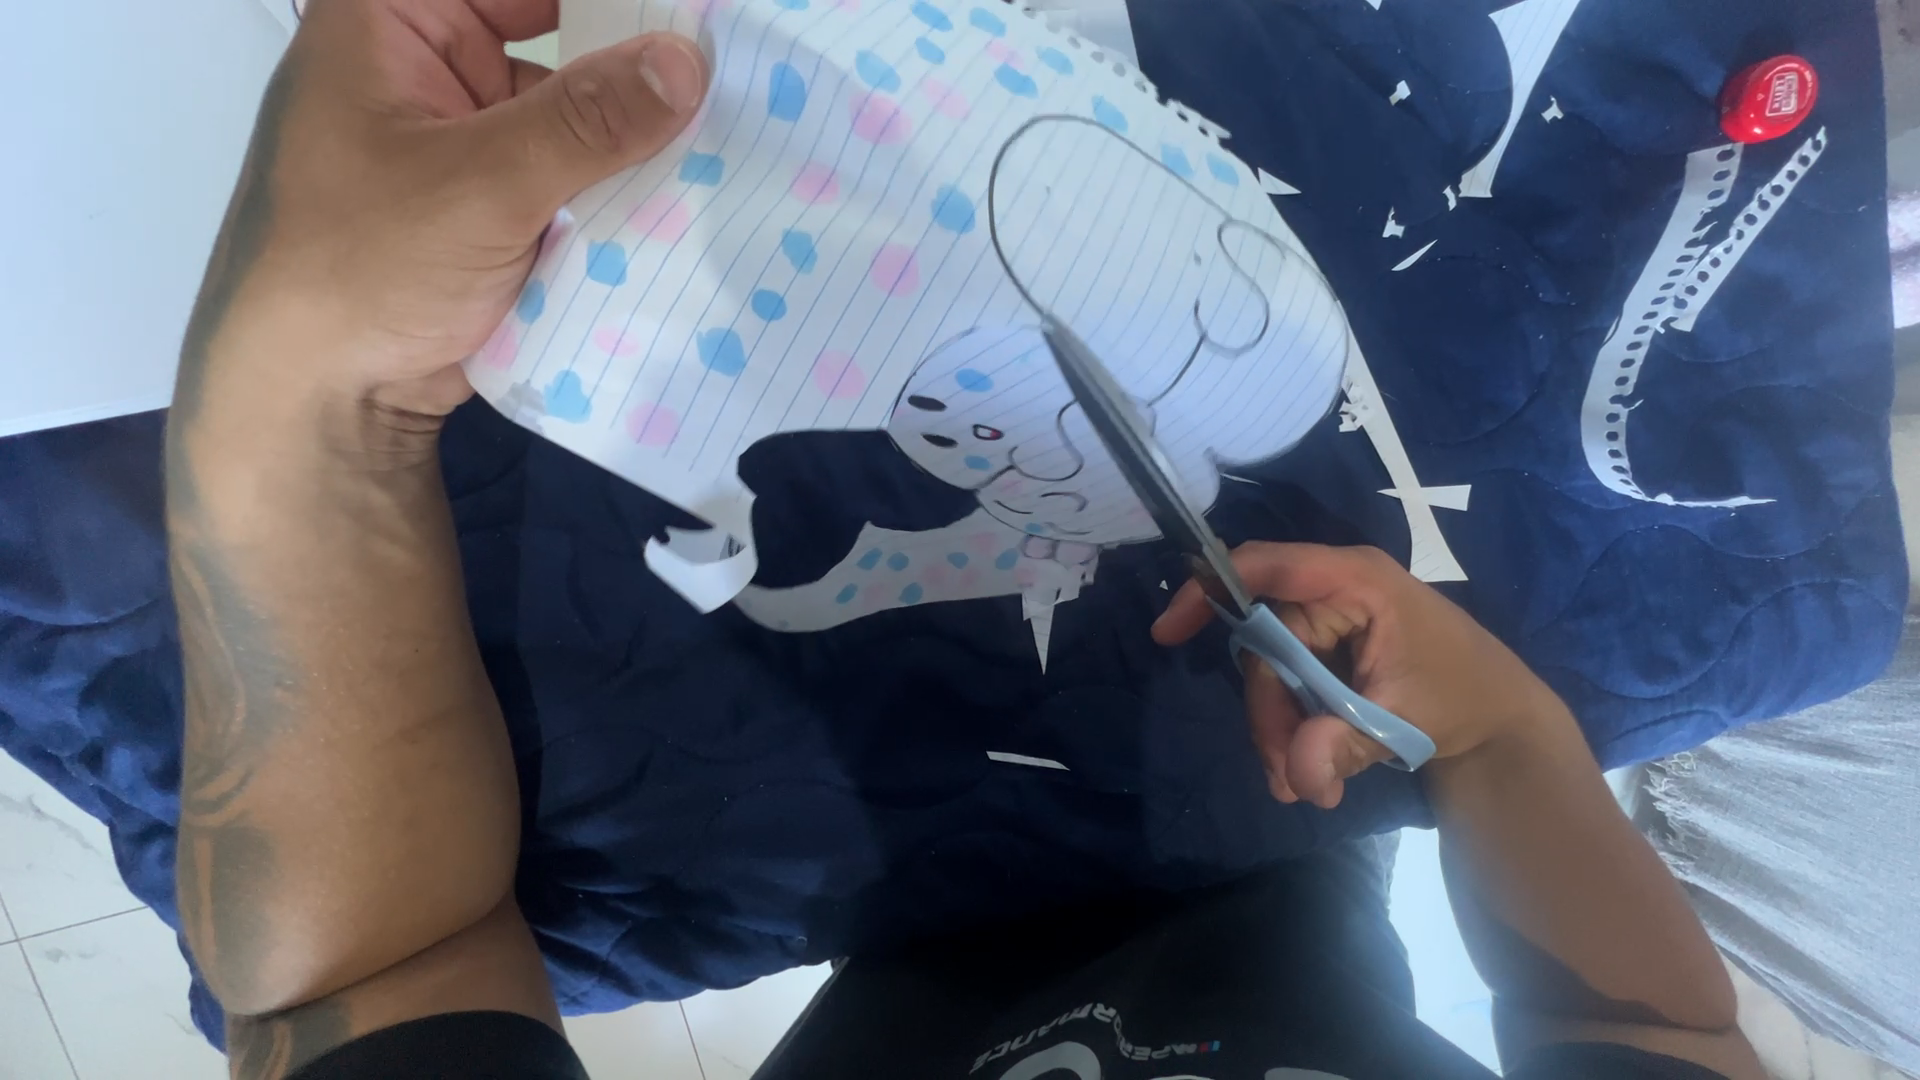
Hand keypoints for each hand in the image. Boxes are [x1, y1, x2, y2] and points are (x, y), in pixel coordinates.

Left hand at [175, 0, 708, 453]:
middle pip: (561, 42)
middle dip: (637, 66)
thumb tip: (688, 64)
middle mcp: (446, 73)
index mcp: (401, 23)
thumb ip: (585, 123)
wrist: (341, 386)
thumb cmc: (370, 262)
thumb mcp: (481, 182)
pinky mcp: (517, 213)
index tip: (693, 13)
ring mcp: (486, 150)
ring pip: (582, 122)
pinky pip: (586, 185)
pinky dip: (631, 195)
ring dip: (643, 140)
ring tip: (732, 144)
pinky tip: (694, 202)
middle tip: (727, 81)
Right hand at [1152, 543, 1571, 808]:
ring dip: (1277, 728)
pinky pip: (1285, 679)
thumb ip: (1344, 744)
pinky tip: (1305, 770)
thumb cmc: (1465, 700)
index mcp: (1354, 579)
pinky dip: (1289, 725)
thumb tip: (1293, 778)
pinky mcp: (1326, 645)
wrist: (1503, 721)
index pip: (1264, 567)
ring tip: (1302, 786)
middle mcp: (1331, 589)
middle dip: (1266, 710)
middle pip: (1262, 640)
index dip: (1209, 591)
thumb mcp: (1407, 721)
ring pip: (1269, 668)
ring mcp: (1327, 617)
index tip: (1169, 632)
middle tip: (1283, 773)